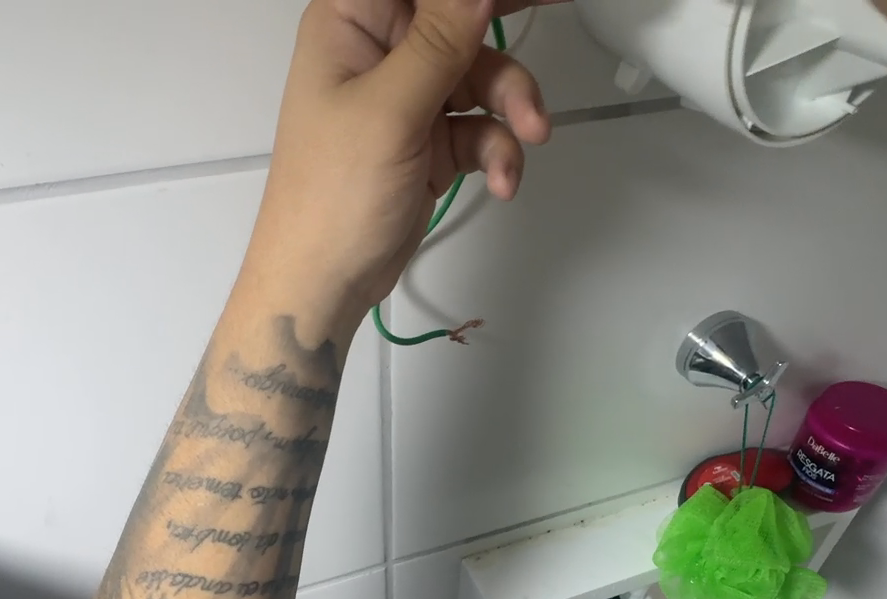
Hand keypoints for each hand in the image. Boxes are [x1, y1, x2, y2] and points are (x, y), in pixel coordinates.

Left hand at [237, 0, 559, 339]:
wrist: (326, 282)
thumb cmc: (333, 197)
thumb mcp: (388, 110)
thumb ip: (440, 42)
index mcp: (354, 21)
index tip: (514, 0)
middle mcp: (382, 53)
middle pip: (459, 20)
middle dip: (507, 26)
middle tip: (560, 8)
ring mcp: (408, 103)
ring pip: (481, 78)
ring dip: (512, 104)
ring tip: (531, 136)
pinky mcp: (429, 147)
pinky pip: (479, 131)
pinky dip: (497, 151)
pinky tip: (504, 180)